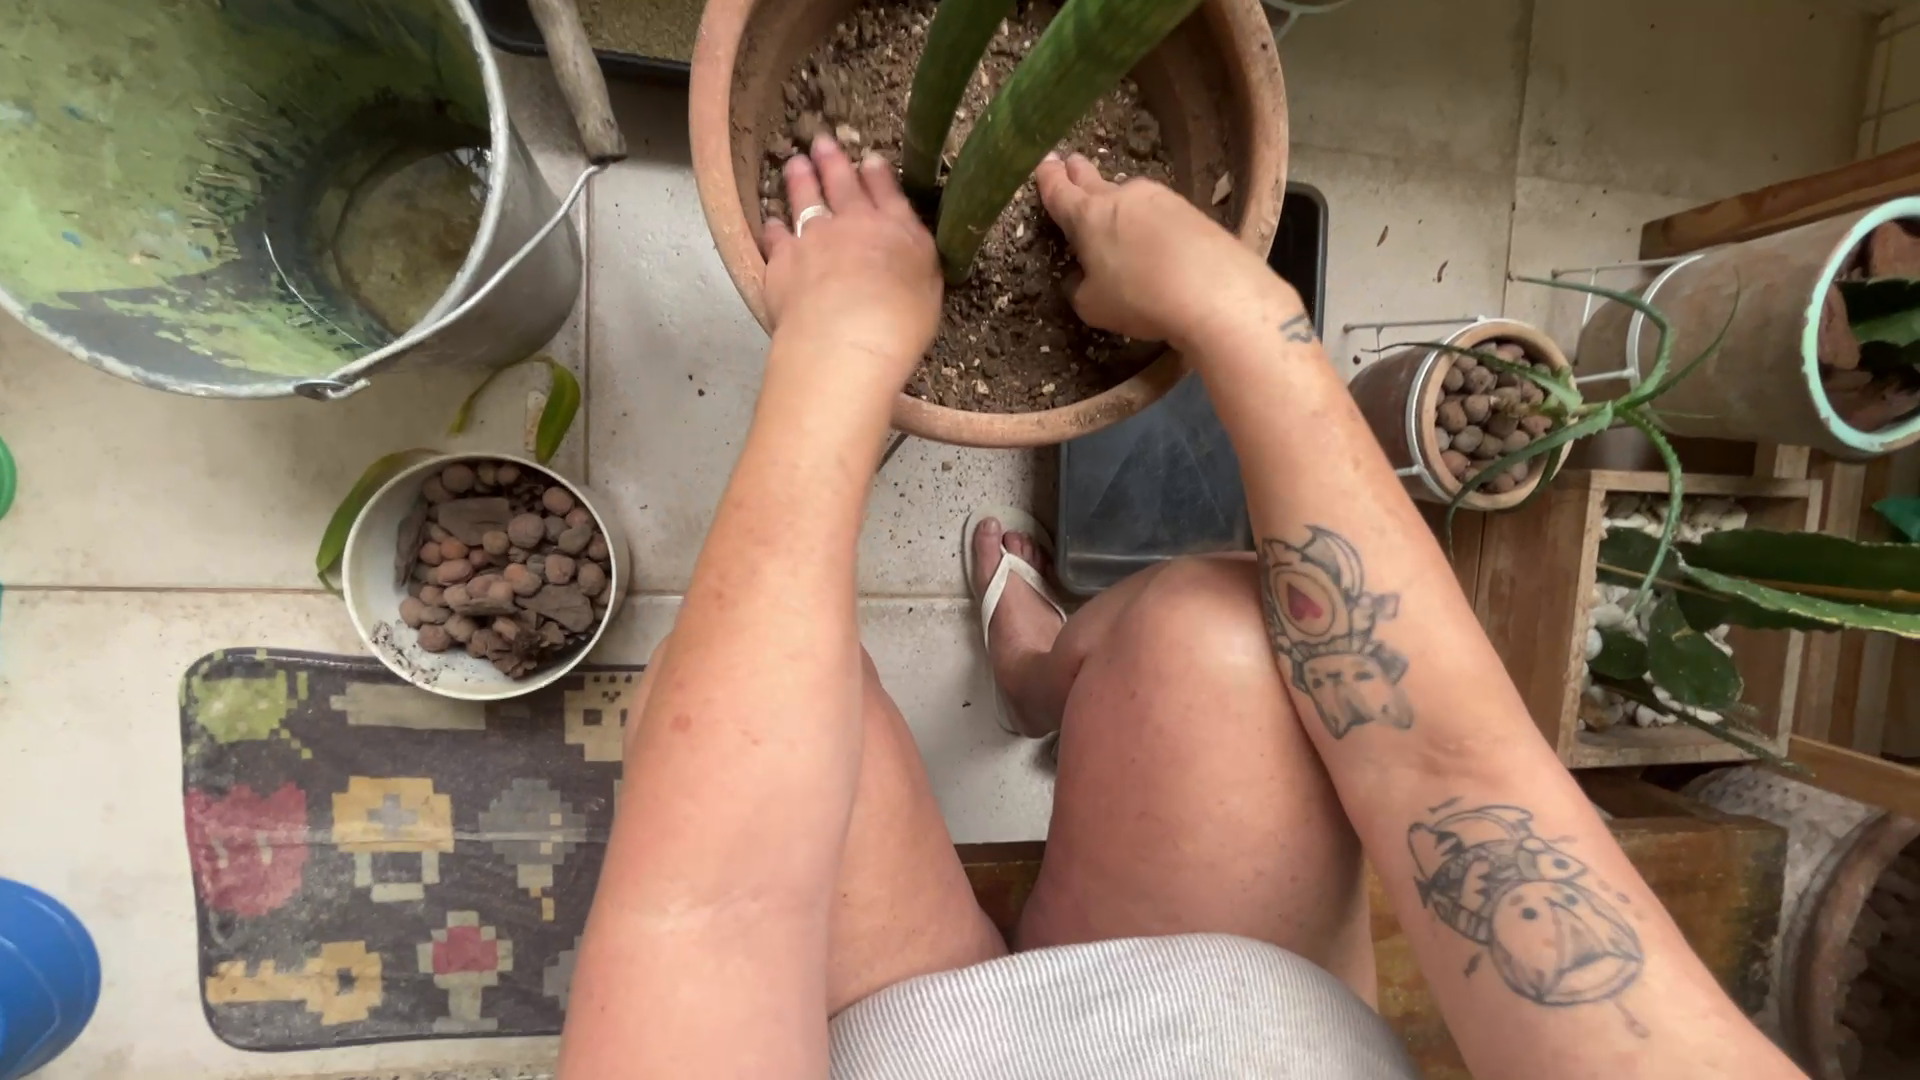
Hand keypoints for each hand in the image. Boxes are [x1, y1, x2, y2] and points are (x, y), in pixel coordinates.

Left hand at [763, 136, 941, 388]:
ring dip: (800, 180)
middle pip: (842, 185)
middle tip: (822, 143)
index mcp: (897, 231)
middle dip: (833, 161)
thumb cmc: (900, 324)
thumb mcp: (929, 290)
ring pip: (805, 199)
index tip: (869, 160)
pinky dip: (774, 227)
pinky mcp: (783, 259)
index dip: (878, 174)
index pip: (888, 192)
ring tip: (795, 165)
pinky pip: (776, 236)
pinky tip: (771, 223)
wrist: (846, 340)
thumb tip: (910, 248)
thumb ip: (918, 262)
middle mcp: (854, 224)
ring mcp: (814, 237)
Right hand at [1034, 152, 1284, 347]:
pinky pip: (1156, 213)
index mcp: (1089, 216)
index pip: (1059, 192)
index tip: (1043, 166)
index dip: (1048, 181)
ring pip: (1127, 197)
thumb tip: (1080, 276)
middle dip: (1078, 174)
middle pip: (1093, 180)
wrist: (1213, 290)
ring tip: (1114, 221)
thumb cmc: (1139, 298)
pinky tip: (1151, 242)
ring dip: (1117, 204)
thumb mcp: (1092, 306)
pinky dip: (1146, 223)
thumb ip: (1079, 288)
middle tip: (1070, 164)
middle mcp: (1122, 197)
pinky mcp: (1189, 210)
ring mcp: (1159, 199)